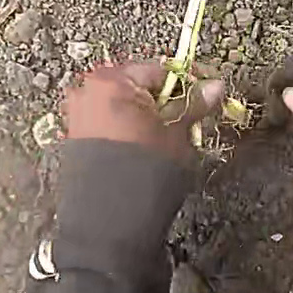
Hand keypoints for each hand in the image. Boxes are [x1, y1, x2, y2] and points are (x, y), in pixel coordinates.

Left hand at [62, 61, 225, 161]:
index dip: (189, 81)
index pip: (160, 70)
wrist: (108, 222)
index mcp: (111, 81)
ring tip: (175, 137)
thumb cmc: (143, 173)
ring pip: (127, 107)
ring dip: (151, 117)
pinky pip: (113, 124)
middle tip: (194, 117)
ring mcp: (79, 116)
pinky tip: (151, 149)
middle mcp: (88, 92)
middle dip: (168, 100)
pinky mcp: (78, 140)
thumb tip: (215, 86)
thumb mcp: (177, 133)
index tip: (208, 92)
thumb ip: (194, 104)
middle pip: (140, 86)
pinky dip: (133, 130)